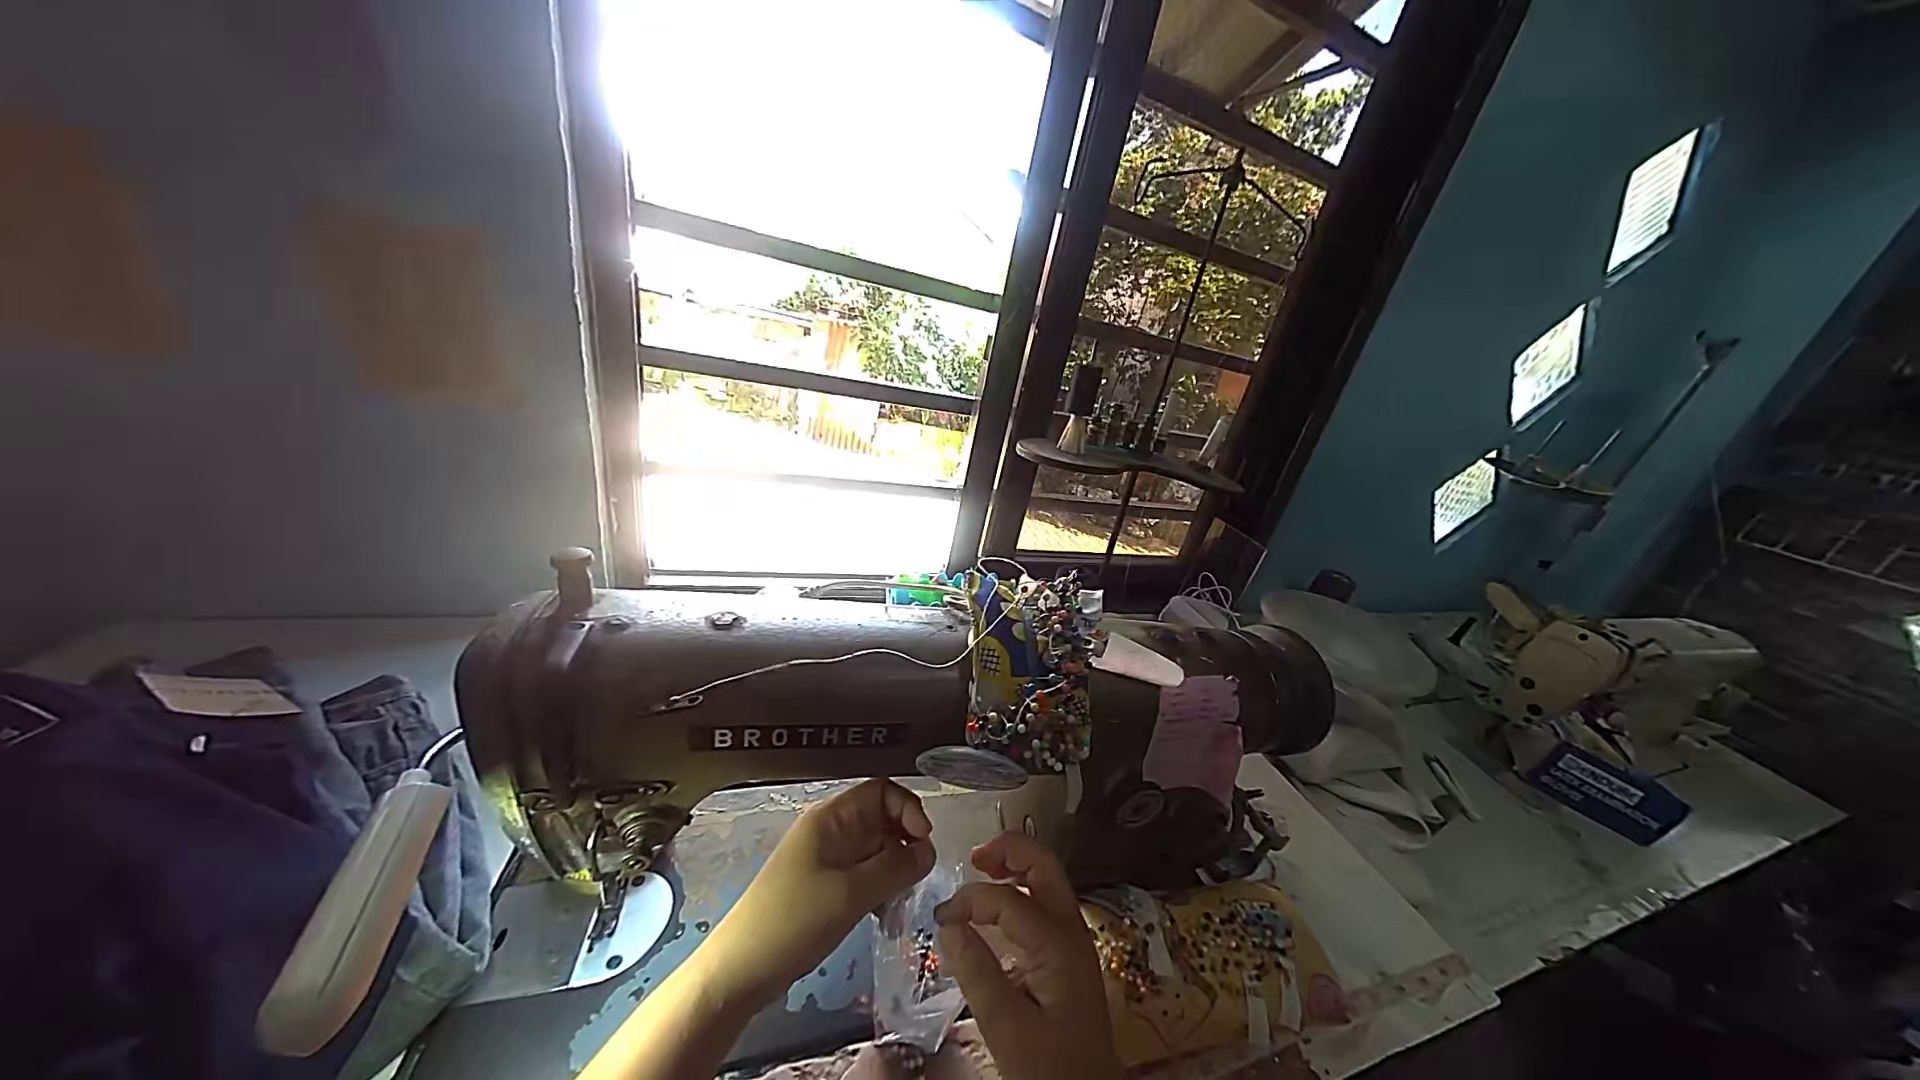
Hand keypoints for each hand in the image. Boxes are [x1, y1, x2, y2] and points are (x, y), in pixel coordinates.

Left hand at [703, 778, 934, 1004]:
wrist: (740, 970)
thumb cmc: (793, 921)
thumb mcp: (851, 893)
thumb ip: (895, 868)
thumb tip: (929, 851)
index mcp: (832, 818)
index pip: (882, 791)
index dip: (908, 809)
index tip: (923, 841)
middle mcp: (831, 831)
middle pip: (883, 821)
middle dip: (905, 846)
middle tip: (914, 881)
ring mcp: (828, 858)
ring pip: (876, 851)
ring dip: (894, 873)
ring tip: (897, 907)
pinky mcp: (826, 885)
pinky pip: (865, 875)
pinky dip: (880, 890)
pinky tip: (883, 917)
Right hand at [935, 832, 1120, 1079]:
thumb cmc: (1050, 1070)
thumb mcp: (1007, 1030)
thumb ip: (977, 973)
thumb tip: (949, 925)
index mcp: (1059, 945)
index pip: (1009, 899)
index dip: (971, 900)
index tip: (941, 918)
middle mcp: (1071, 930)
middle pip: (1044, 864)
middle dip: (1009, 850)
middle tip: (973, 858)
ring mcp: (1074, 938)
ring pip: (1048, 877)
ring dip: (1016, 863)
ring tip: (982, 868)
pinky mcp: (1068, 951)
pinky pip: (1045, 899)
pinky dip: (1020, 885)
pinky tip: (997, 901)